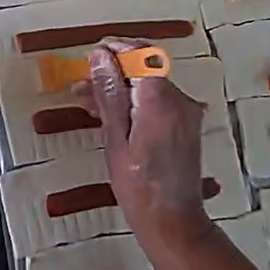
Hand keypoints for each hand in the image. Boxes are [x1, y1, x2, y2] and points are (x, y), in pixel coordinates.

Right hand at [80, 40, 213, 247]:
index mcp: (161, 101)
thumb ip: (109, 93)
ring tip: (89, 101)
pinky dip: (136, 102)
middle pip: (146, 69)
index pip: (142, 54)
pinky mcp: (186, 123)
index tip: (95, 54)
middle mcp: (180, 100)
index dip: (118, 48)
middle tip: (83, 84)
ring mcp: (186, 112)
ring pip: (150, 85)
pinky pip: (159, 101)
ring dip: (122, 88)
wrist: (172, 222)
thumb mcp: (115, 138)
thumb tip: (100, 56)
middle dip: (114, 71)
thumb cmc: (138, 186)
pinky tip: (113, 115)